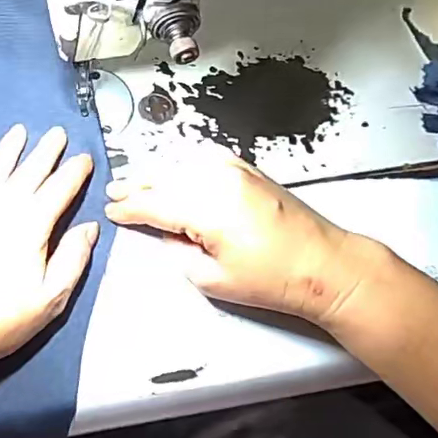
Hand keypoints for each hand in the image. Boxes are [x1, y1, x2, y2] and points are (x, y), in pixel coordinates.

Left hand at [0, 126, 99, 387]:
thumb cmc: (1, 318)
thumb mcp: (51, 298)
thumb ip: (73, 259)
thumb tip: (89, 227)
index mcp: (33, 225)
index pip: (60, 189)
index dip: (75, 171)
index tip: (85, 157)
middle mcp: (3, 207)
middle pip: (30, 171)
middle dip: (47, 151)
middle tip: (57, 132)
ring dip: (7, 149)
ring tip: (18, 131)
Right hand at [103, 144, 380, 328]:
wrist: (324, 265)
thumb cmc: (277, 277)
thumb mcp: (212, 278)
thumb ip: (179, 251)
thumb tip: (168, 233)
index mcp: (206, 207)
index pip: (153, 203)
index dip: (128, 208)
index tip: (113, 209)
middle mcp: (218, 179)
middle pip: (163, 177)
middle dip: (136, 185)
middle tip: (116, 190)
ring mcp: (234, 169)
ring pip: (180, 164)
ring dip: (157, 173)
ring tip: (138, 181)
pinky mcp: (246, 168)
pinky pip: (203, 158)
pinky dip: (183, 164)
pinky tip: (174, 169)